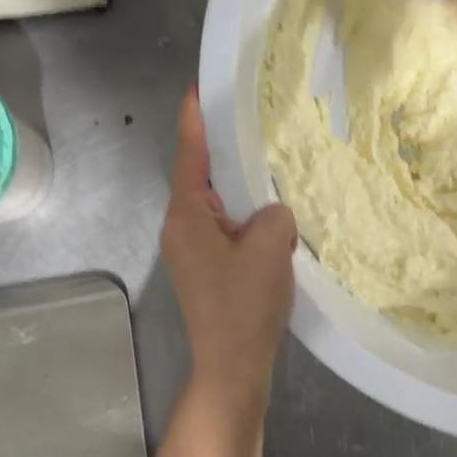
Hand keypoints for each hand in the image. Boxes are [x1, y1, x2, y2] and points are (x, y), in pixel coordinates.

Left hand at [161, 87, 297, 406]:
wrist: (232, 367)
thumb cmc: (244, 304)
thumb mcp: (270, 246)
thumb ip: (274, 214)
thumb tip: (272, 216)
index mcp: (187, 216)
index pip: (190, 155)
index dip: (194, 120)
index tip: (197, 89)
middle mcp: (182, 229)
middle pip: (203, 179)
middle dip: (226, 155)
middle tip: (251, 124)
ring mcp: (192, 253)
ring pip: (219, 208)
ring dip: (243, 194)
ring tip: (272, 171)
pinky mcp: (208, 272)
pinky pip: (227, 231)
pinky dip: (247, 221)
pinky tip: (275, 220)